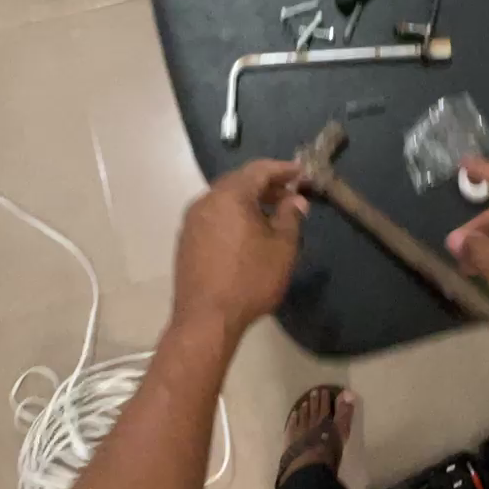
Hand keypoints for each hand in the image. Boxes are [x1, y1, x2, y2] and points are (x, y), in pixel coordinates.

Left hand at [171, 159, 307, 335]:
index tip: (302, 174)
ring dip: (249, 202)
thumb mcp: (282, 248)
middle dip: (266, 185)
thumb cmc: (250, 280)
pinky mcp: (186, 240)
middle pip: (239, 181)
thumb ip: (290, 217)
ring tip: (272, 215)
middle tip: (290, 194)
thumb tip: (295, 200)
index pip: (259, 169)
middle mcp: (206, 201)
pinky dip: (233, 216)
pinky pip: (214, 216)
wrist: (206, 319)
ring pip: (224, 200)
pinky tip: (247, 234)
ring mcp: (191, 221)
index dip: (283, 169)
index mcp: (230, 195)